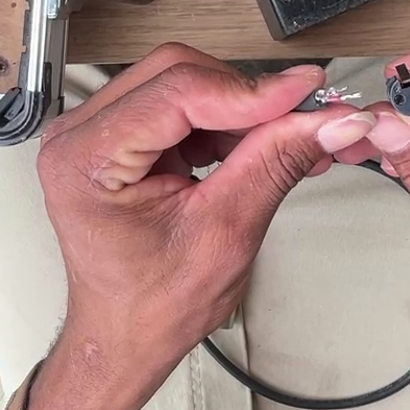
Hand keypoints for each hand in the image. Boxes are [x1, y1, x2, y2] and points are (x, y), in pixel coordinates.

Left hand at [23, 45, 376, 409]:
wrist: (124, 335)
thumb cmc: (153, 306)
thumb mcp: (225, 235)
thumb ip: (274, 164)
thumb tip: (331, 120)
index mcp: (85, 159)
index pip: (176, 94)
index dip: (250, 90)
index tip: (309, 91)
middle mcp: (78, 133)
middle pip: (176, 73)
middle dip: (245, 96)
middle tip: (303, 119)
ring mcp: (95, 131)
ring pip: (182, 82)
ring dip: (239, 110)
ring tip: (286, 141)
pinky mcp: (118, 136)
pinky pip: (179, 105)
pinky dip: (224, 122)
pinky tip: (258, 147)